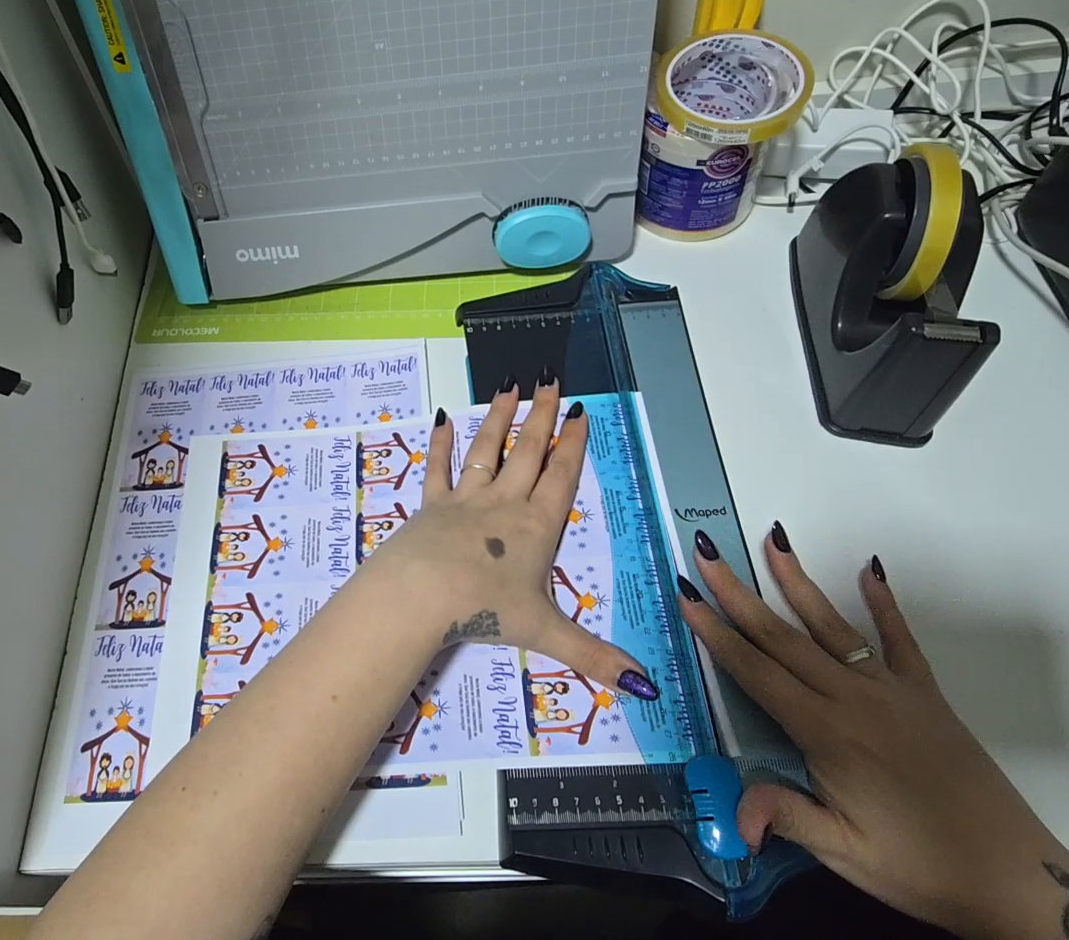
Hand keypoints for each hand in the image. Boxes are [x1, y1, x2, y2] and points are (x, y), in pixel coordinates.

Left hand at [361, 375, 659, 699]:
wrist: (422, 594)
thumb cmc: (485, 610)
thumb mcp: (546, 634)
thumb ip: (595, 657)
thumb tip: (646, 687)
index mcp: (536, 527)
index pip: (560, 477)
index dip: (573, 445)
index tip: (580, 412)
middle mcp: (503, 504)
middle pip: (528, 452)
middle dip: (542, 416)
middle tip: (550, 380)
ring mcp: (465, 500)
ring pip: (487, 449)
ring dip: (499, 417)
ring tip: (508, 385)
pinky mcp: (431, 505)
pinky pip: (438, 468)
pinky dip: (440, 443)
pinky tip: (442, 417)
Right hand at [676, 526, 1068, 937]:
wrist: (1012, 876)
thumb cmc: (921, 868)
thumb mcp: (846, 853)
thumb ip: (787, 818)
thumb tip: (735, 814)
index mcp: (826, 733)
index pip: (756, 672)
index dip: (716, 633)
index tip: (687, 595)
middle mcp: (854, 699)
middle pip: (783, 636)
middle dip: (738, 593)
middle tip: (707, 552)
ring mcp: (892, 690)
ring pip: (832, 625)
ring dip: (797, 582)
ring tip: (774, 540)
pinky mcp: (925, 694)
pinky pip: (899, 639)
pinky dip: (884, 602)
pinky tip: (871, 569)